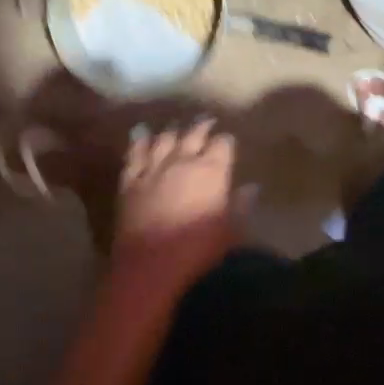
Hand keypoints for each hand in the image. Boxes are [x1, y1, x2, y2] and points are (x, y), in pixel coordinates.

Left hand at [115, 119, 237, 269]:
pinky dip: (139, 140)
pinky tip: (140, 132)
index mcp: (211, 170)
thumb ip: (241, 205)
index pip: (223, 144)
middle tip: (206, 120)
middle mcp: (183, 160)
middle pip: (193, 134)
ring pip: (164, 139)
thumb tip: (252, 187)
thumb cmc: (197, 249)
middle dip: (201, 126)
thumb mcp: (230, 231)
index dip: (226, 141)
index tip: (228, 142)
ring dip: (172, 130)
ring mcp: (154, 167)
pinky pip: (135, 153)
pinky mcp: (131, 179)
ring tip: (176, 125)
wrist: (150, 264)